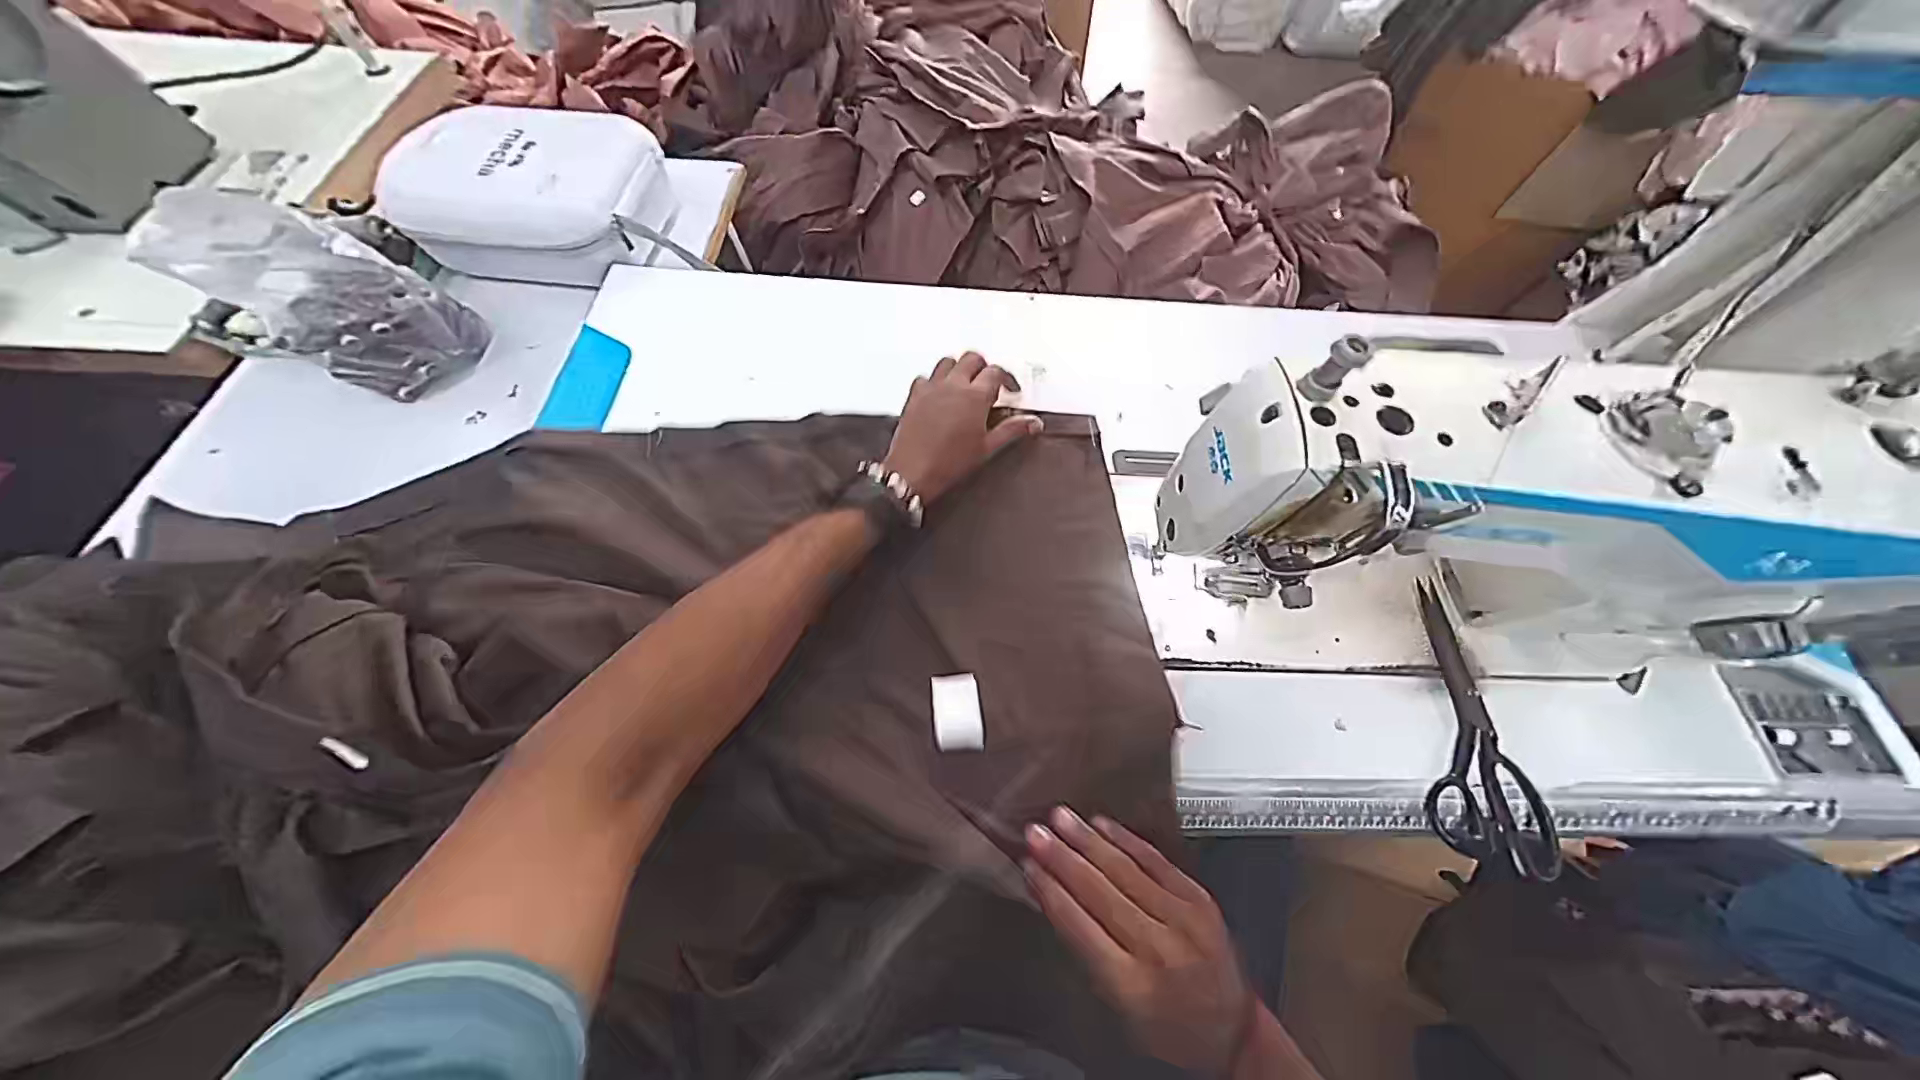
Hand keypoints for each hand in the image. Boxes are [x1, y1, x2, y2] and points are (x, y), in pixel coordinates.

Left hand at [882, 351, 1043, 504]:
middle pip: (972, 359)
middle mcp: (953, 386)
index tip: (1011, 390)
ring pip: (948, 362)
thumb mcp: (987, 448)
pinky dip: (935, 380)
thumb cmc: (948, 463)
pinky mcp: (914, 396)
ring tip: (965, 384)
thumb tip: (1032, 422)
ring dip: (959, 368)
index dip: (1007, 378)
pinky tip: (939, 394)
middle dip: (984, 367)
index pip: (996, 372)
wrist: (913, 472)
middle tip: (990, 383)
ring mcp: (931, 388)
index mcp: (975, 396)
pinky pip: (926, 377)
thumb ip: (1011, 430)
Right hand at [1025, 807, 1255, 1073]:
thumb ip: (1084, 949)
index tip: (1028, 865)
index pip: (1079, 927)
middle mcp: (1158, 949)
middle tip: (1035, 832)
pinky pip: (1156, 861)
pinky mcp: (1200, 900)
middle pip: (1099, 892)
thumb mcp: (1117, 1005)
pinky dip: (1126, 839)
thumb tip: (1049, 894)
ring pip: (1124, 870)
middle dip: (1061, 857)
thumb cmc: (1166, 1027)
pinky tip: (1101, 824)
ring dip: (1087, 840)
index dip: (1050, 892)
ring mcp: (1183, 921)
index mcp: (1131, 986)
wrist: (1233, 1034)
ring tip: (1060, 817)